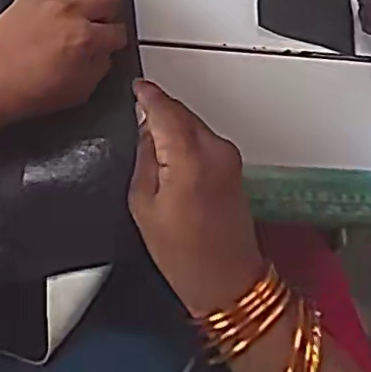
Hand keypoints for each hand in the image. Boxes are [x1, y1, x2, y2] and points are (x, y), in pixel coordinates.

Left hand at [0, 0, 127, 129]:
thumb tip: (105, 53)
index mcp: (86, 39)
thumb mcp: (78, 91)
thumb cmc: (26, 88)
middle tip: (104, 19)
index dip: (117, 39)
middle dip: (112, 10)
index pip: (118, 31)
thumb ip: (99, 67)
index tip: (111, 41)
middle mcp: (72, 12)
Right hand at [129, 78, 265, 314]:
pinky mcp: (234, 164)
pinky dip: (186, 136)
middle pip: (179, 111)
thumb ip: (143, 156)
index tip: (136, 87)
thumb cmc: (185, 256)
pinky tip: (173, 154)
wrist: (228, 284)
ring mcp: (228, 157)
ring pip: (192, 121)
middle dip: (158, 110)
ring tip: (154, 144)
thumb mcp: (142, 204)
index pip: (163, 108)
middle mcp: (214, 151)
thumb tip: (144, 129)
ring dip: (173, 123)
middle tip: (137, 118)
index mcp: (188, 158)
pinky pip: (203, 135)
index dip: (146, 93)